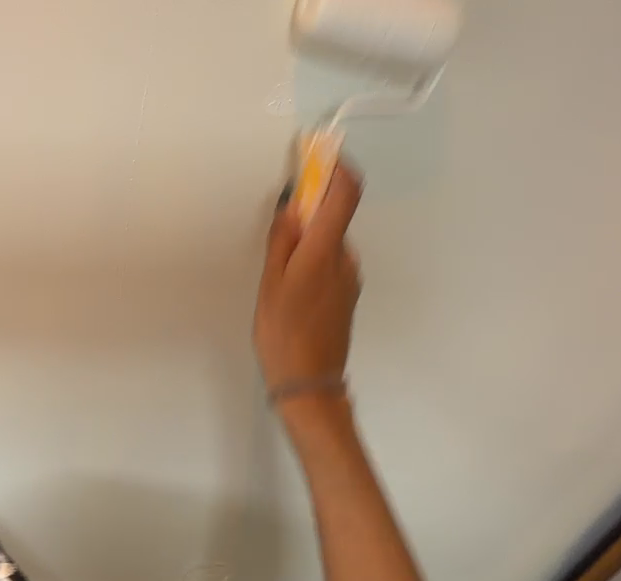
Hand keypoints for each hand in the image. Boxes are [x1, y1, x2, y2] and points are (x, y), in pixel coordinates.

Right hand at [254, 163, 363, 399]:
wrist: (309, 384)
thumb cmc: (284, 335)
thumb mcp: (271, 284)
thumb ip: (282, 240)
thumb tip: (291, 207)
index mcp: (326, 250)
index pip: (346, 191)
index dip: (335, 167)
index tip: (316, 156)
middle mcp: (346, 259)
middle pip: (333, 219)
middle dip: (308, 216)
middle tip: (278, 234)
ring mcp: (349, 280)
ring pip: (329, 245)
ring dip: (307, 245)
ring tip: (278, 276)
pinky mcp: (346, 298)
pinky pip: (330, 267)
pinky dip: (312, 265)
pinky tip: (291, 293)